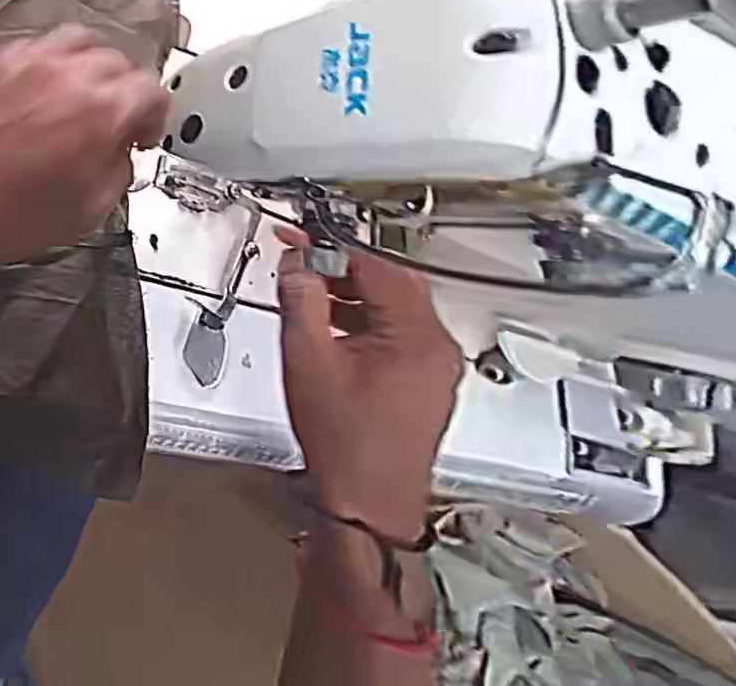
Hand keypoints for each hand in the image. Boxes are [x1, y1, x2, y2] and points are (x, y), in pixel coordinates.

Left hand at [0, 27, 168, 300]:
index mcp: (101, 107)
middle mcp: (64, 73)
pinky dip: (47, 70)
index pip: (151, 91)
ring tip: (77, 103)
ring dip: (86, 71)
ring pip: (76, 45)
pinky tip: (38, 99)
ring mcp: (23, 63)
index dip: (152, 118)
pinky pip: (34, 53)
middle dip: (121, 93)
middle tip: (111, 124)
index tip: (140, 135)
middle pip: (116, 62)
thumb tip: (118, 153)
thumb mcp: (87, 210)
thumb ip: (117, 169)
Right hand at [276, 231, 462, 542]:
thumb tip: (298, 263)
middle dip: (342, 265)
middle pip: (392, 283)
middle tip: (303, 258)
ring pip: (394, 306)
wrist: (366, 495)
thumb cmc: (344, 437)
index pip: (376, 268)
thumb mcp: (306, 355)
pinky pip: (395, 331)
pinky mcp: (424, 380)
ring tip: (308, 290)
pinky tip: (329, 323)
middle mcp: (437, 349)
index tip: (298, 238)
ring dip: (350, 291)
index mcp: (416, 337)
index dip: (331, 247)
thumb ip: (300, 299)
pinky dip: (361, 316)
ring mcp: (435, 367)